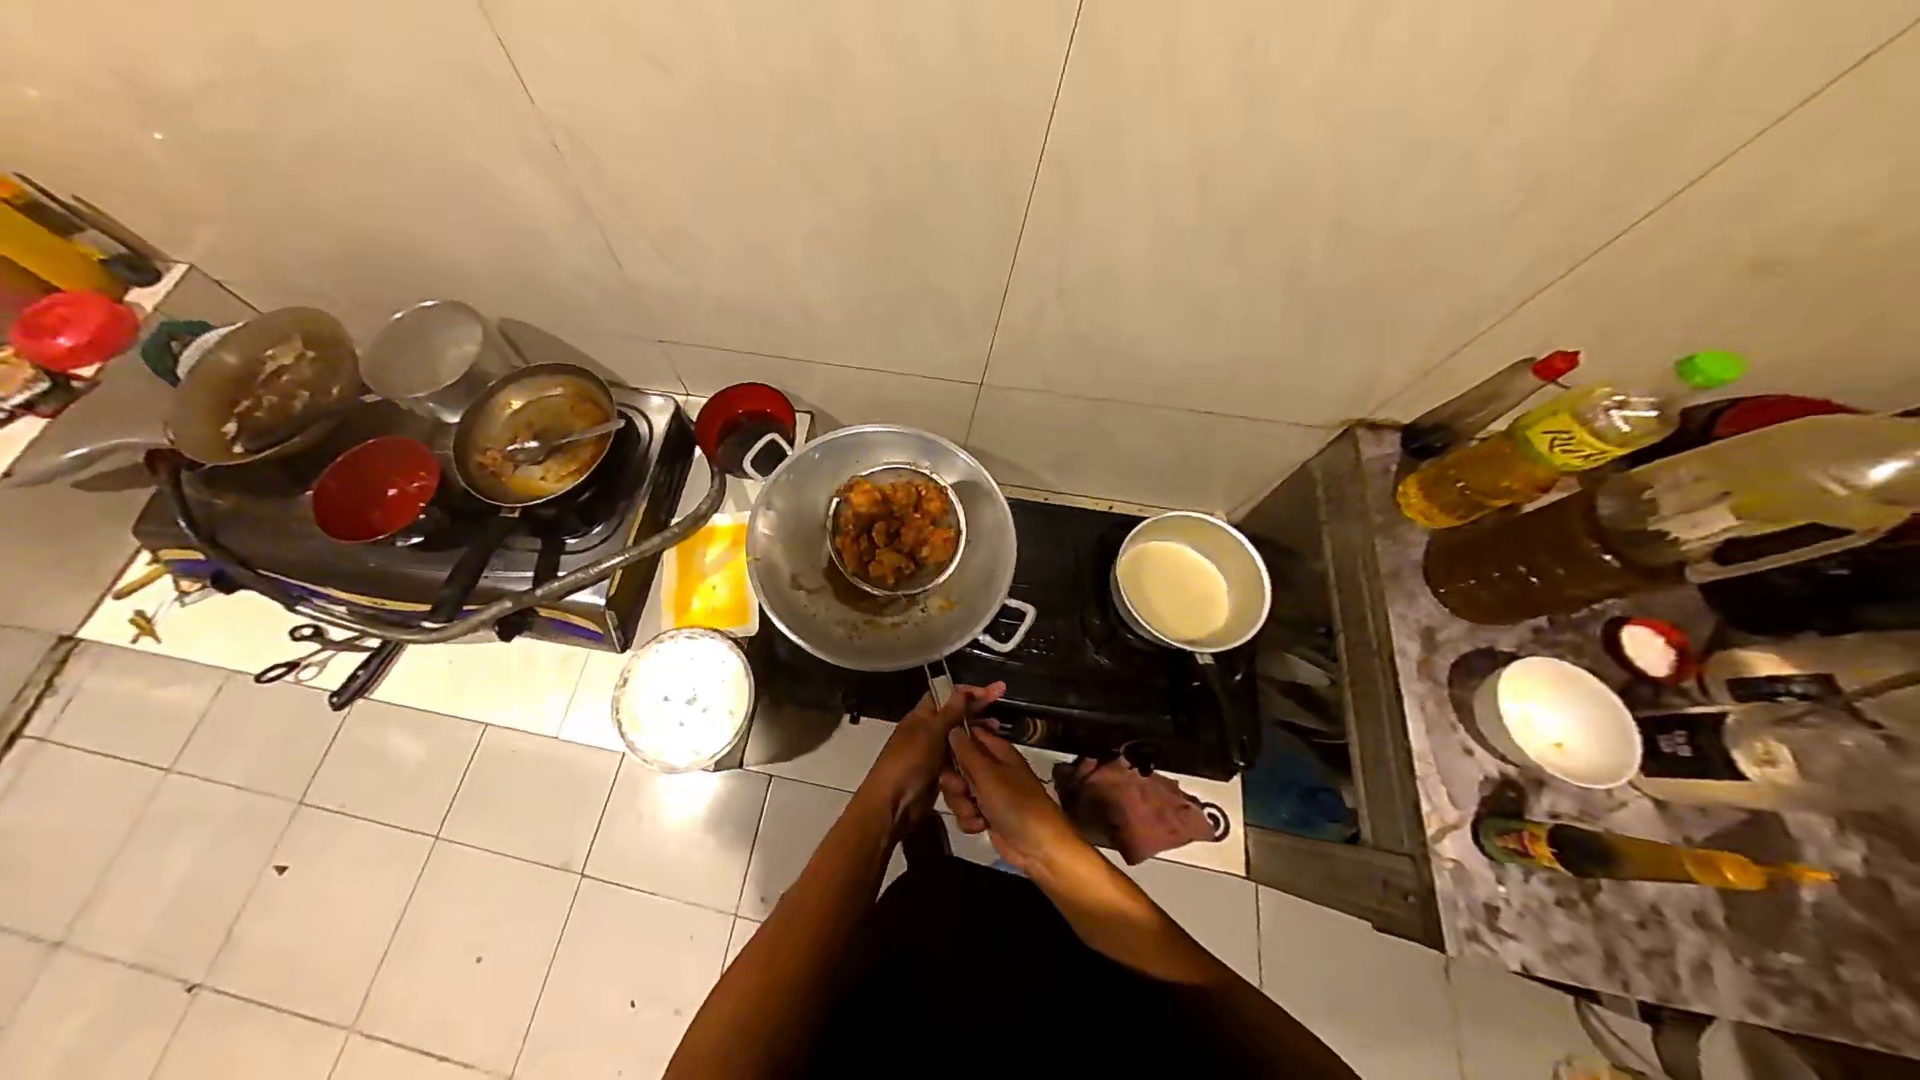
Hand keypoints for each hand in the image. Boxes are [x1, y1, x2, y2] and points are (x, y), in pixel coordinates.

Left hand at [854, 681, 1003, 840]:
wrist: (894, 802)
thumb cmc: (909, 761)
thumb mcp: (930, 733)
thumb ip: (948, 713)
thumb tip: (961, 692)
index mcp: (921, 716)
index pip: (946, 695)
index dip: (967, 691)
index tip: (990, 691)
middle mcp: (928, 730)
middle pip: (955, 714)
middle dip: (976, 708)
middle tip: (999, 703)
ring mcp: (933, 752)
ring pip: (959, 736)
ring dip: (976, 730)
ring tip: (997, 728)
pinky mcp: (940, 771)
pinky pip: (959, 757)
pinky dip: (971, 753)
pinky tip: (987, 753)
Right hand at [941, 726, 1085, 875]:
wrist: (1037, 846)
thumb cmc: (1016, 803)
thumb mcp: (989, 775)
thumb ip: (967, 752)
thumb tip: (953, 728)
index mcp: (998, 752)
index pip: (971, 734)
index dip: (954, 740)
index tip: (940, 751)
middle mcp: (992, 769)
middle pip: (959, 766)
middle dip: (955, 781)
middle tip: (961, 789)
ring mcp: (989, 793)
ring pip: (959, 791)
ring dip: (961, 804)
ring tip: (975, 812)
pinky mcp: (985, 815)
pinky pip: (965, 811)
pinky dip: (970, 820)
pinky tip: (981, 826)